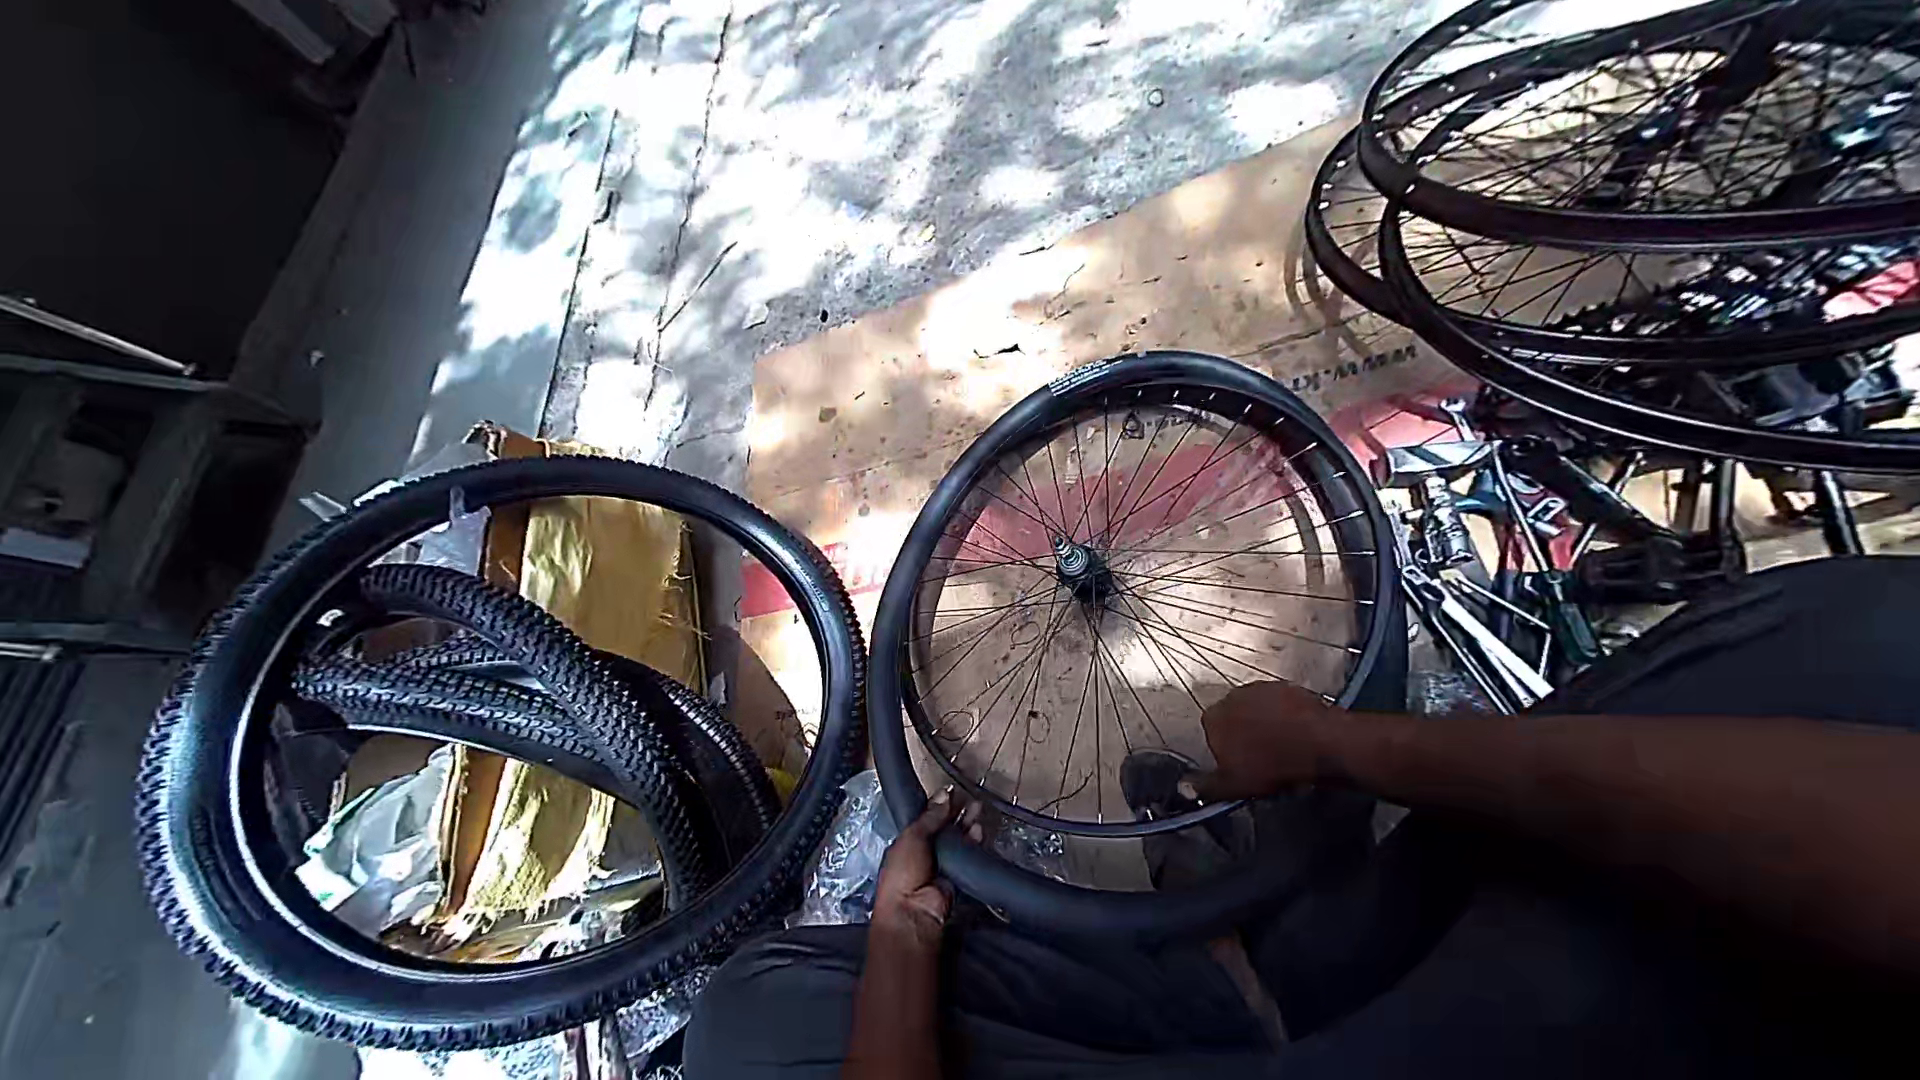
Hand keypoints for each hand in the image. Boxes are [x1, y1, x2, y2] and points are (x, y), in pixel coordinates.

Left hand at [872, 788, 976, 944]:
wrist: (913, 912)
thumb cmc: (904, 871)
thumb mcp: (912, 837)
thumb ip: (930, 816)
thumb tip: (944, 794)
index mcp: (909, 840)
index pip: (927, 818)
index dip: (940, 805)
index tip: (953, 791)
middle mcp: (926, 851)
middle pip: (945, 827)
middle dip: (957, 813)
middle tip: (971, 799)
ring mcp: (942, 864)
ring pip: (958, 839)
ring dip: (968, 824)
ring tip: (978, 809)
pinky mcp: (958, 876)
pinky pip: (967, 855)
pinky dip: (974, 842)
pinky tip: (980, 831)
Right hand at [1196, 681, 1344, 798]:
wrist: (1321, 744)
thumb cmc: (1274, 765)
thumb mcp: (1236, 786)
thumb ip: (1206, 787)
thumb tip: (1183, 788)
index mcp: (1212, 719)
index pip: (1212, 734)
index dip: (1227, 750)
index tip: (1243, 764)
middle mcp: (1230, 697)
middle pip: (1233, 718)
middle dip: (1244, 732)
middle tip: (1264, 755)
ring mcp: (1259, 689)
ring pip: (1256, 708)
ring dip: (1265, 721)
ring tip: (1284, 744)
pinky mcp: (1285, 686)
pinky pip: (1280, 701)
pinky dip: (1285, 713)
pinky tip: (1298, 731)